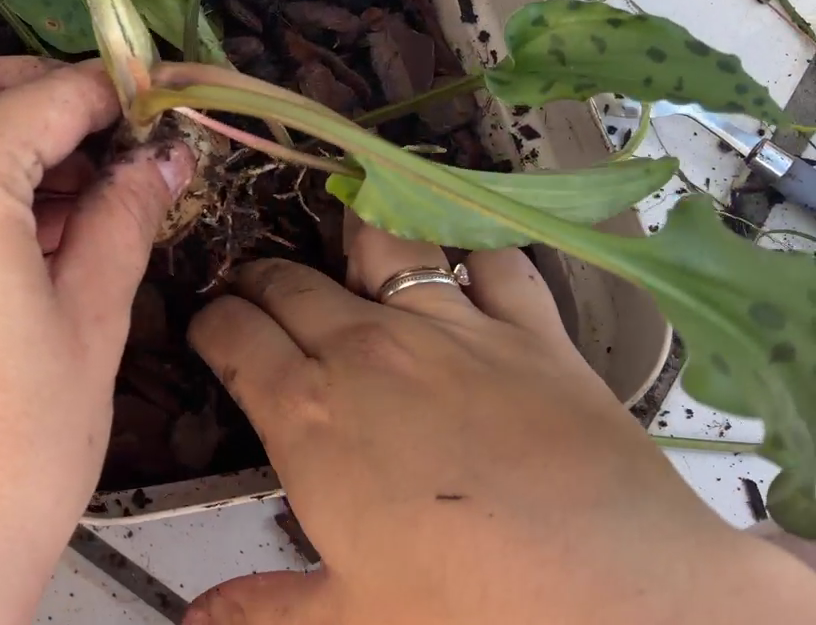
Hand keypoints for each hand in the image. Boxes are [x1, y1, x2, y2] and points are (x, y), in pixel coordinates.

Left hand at [0, 58, 191, 624]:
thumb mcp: (89, 321)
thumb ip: (124, 217)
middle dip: (38, 89)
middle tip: (108, 127)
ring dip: (0, 131)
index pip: (40, 99)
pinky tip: (23, 222)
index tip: (152, 97)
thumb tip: (162, 157)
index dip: (105, 90)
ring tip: (79, 185)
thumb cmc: (14, 447)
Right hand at [186, 219, 815, 623]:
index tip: (210, 333)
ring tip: (344, 249)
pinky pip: (492, 264)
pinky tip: (461, 267)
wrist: (635, 613)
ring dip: (350, 238)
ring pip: (374, 245)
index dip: (207, 322)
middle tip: (258, 299)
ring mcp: (444, 331)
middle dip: (255, 280)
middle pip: (280, 278)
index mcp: (302, 407)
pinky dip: (470, 254)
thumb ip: (258, 610)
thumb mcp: (351, 620)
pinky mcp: (529, 335)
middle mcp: (358, 348)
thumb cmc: (470, 614)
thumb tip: (190, 623)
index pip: (225, 327)